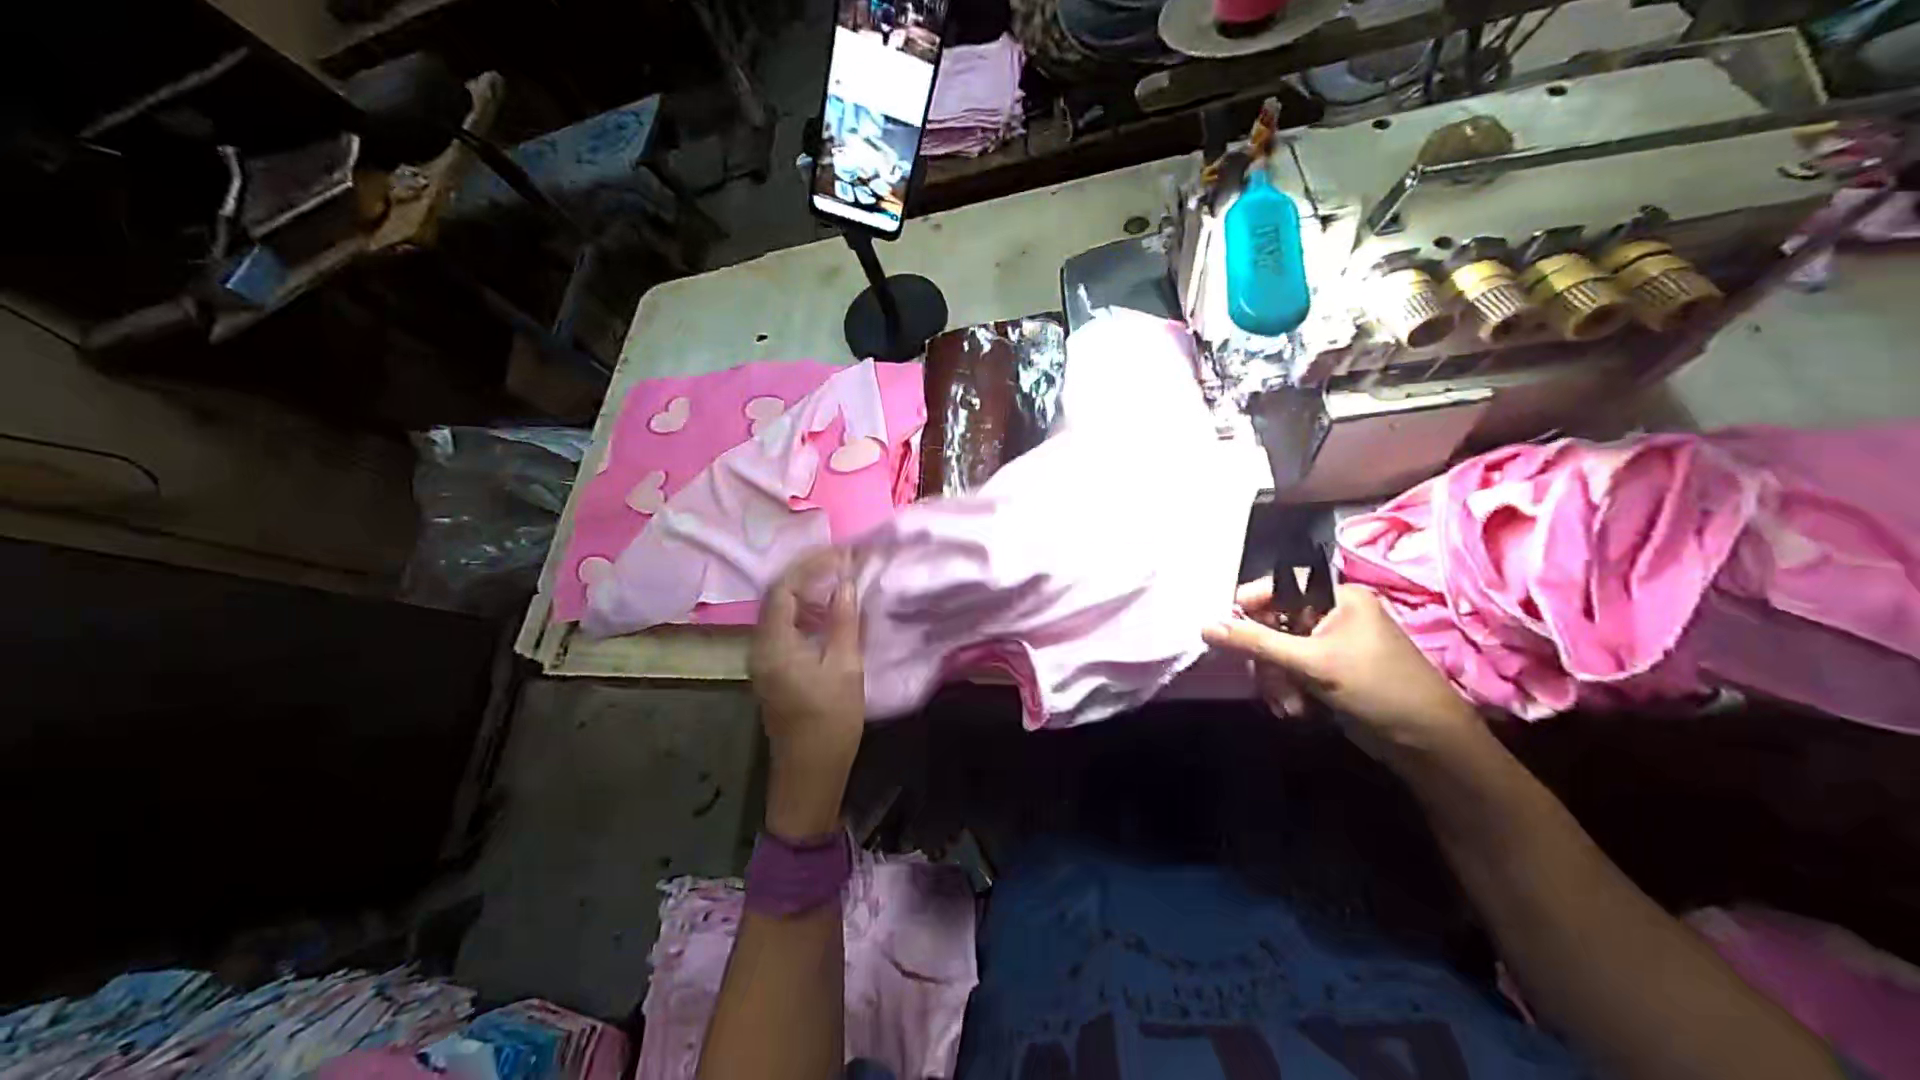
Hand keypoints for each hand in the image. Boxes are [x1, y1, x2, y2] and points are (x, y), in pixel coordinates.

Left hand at [749, 548, 864, 840]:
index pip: (784, 588)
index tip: (843, 554)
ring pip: (782, 611)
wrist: (810, 773)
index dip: (812, 565)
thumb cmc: (830, 722)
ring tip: (842, 580)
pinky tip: (831, 611)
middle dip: (809, 573)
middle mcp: (760, 646)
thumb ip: (843, 621)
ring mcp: (764, 658)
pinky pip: (786, 627)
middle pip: (778, 596)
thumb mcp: (844, 668)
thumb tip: (846, 583)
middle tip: (844, 561)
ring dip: (809, 592)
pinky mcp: (774, 669)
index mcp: (773, 644)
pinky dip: (807, 612)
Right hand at [1202, 580, 1483, 762]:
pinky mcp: (1329, 672)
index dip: (1250, 603)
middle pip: (1274, 622)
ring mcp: (1331, 645)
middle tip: (1269, 681)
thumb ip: (1255, 641)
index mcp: (1338, 597)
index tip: (1224, 625)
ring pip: (1278, 651)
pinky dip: (1287, 690)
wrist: (1427, 742)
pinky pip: (1290, 671)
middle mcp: (1333, 614)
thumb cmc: (1376, 688)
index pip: (1280, 584)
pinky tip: (1297, 711)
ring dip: (1276, 680)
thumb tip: (1205, 626)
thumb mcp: (1311, 662)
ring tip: (1289, 705)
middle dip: (1267, 657)